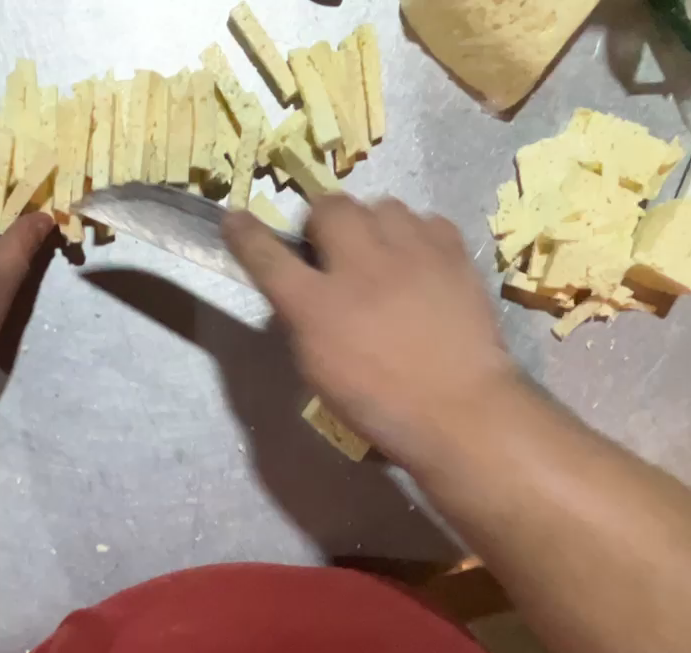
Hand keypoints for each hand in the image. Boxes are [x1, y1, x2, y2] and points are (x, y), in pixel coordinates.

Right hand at [224, 196, 521, 469]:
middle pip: (330, 207)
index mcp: (316, 306)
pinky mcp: (452, 251)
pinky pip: (424, 220)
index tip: (235, 220)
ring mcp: (411, 252)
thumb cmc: (378, 404)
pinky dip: (414, 237)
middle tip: (330, 248)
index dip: (247, 235)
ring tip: (381, 257)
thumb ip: (305, 323)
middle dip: (323, 222)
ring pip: (381, 205)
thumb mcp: (319, 371)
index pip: (268, 256)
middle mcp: (360, 266)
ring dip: (371, 226)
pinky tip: (418, 265)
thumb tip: (304, 295)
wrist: (456, 409)